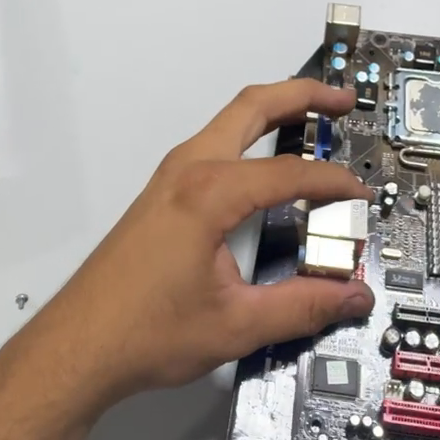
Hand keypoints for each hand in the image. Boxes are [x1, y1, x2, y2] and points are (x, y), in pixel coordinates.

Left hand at [43, 79, 374, 397]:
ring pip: (231, 119)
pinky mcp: (165, 190)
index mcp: (209, 192)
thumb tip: (354, 298)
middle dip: (302, 95)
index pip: (289, 173)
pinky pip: (217, 142)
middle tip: (342, 99)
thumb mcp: (235, 324)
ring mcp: (172, 175)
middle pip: (253, 106)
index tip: (361, 196)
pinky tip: (269, 157)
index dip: (332, 182)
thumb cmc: (146, 332)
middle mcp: (189, 168)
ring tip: (314, 116)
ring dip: (275, 109)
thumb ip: (303, 306)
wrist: (78, 345)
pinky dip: (252, 133)